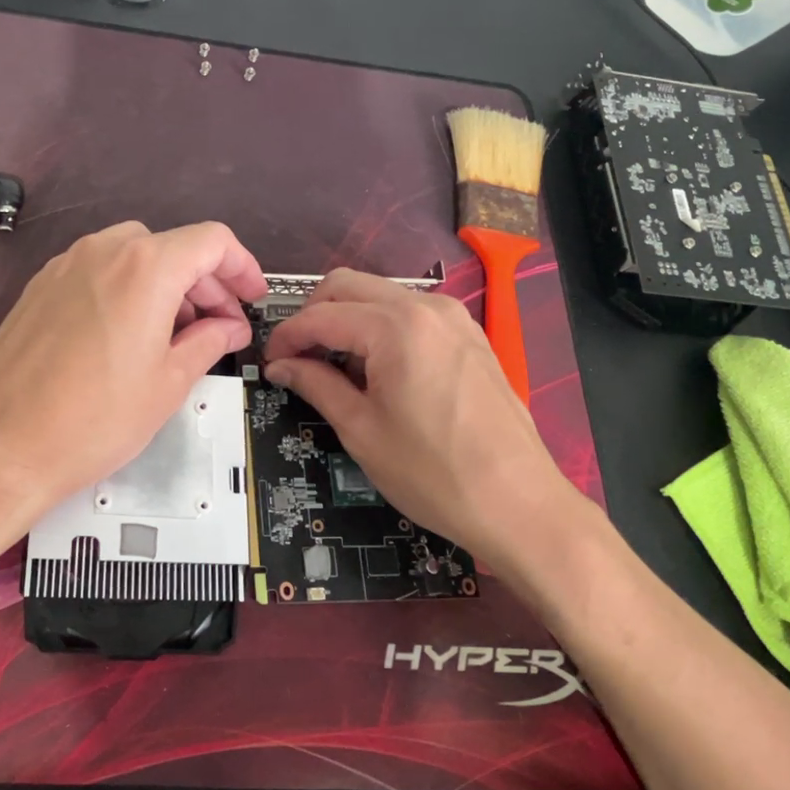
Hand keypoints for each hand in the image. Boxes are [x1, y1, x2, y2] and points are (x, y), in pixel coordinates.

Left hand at [0, 221, 267, 607]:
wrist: (2, 445)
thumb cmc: (95, 419)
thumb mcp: (170, 384)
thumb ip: (209, 341)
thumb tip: (229, 327)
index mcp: (145, 267)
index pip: (211, 241)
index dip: (242, 267)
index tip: (250, 298)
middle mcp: (102, 251)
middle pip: (171, 247)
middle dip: (204, 282)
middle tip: (218, 327)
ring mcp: (65, 266)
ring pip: (131, 257)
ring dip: (164, 285)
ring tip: (174, 336)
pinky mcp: (39, 287)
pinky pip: (97, 272)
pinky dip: (125, 290)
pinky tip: (127, 336)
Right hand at [261, 268, 577, 568]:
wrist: (520, 504)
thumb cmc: (434, 473)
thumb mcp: (362, 431)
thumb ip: (316, 385)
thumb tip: (282, 366)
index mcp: (395, 326)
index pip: (320, 315)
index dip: (286, 337)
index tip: (269, 364)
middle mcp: (426, 307)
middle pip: (347, 286)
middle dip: (313, 315)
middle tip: (298, 358)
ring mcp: (454, 318)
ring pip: (380, 294)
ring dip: (348, 318)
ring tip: (336, 368)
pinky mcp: (470, 336)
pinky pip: (411, 312)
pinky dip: (381, 326)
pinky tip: (378, 369)